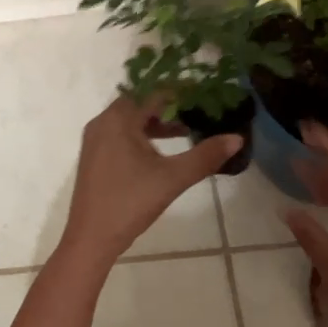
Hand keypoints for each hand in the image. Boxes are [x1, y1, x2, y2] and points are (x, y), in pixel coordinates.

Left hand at [60, 93, 240, 264]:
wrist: (91, 237)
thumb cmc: (131, 202)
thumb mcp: (172, 178)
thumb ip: (205, 156)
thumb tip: (236, 138)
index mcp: (118, 119)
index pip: (152, 91)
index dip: (180, 89)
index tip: (205, 91)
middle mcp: (103, 121)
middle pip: (140, 100)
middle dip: (170, 103)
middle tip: (199, 106)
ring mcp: (96, 138)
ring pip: (131, 117)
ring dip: (157, 119)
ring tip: (188, 127)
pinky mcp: (96, 154)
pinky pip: (122, 131)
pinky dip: (143, 132)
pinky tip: (164, 147)